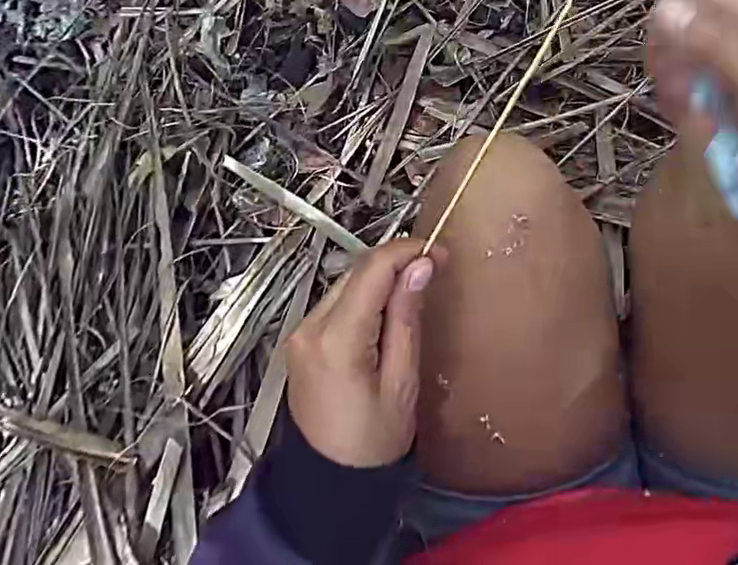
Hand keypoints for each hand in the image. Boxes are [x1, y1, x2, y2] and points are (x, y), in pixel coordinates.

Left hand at [285, 239, 443, 466]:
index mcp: (336, 340)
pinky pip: (337, 302)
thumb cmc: (371, 445)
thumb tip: (419, 266)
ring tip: (413, 291)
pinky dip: (365, 297)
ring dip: (381, 278)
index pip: (372, 270)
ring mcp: (301, 332)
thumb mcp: (402, 382)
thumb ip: (406, 317)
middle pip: (357, 271)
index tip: (435, 252)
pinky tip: (386, 312)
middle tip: (431, 267)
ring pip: (347, 282)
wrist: (327, 484)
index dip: (406, 252)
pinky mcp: (301, 338)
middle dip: (396, 262)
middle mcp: (310, 328)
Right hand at [617, 0, 737, 237]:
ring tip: (700, 109)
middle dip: (668, 45)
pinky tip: (701, 125)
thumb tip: (662, 4)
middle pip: (676, 26)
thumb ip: (712, 43)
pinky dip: (681, 109)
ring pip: (672, 65)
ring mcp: (722, 85)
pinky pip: (678, 101)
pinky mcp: (712, 119)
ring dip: (676, 83)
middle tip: (683, 76)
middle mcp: (735, 49)